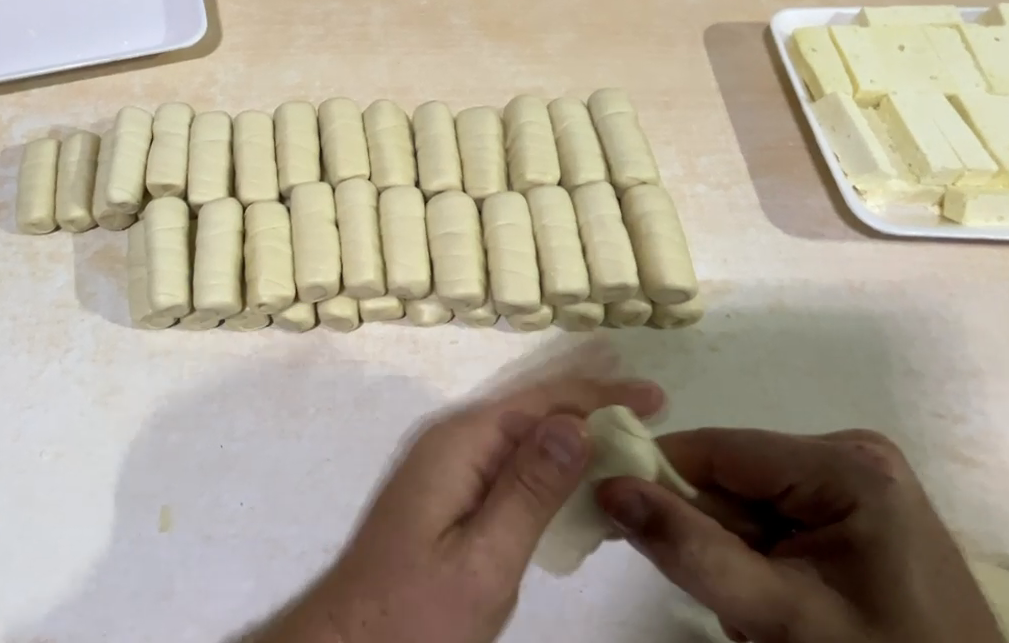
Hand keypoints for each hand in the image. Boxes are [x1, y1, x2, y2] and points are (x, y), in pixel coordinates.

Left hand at [260, 375, 664, 642]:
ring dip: (568, 419)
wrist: (352, 637)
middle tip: (644, 390)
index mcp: (458, 443)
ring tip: (619, 410)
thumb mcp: (484, 557)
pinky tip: (571, 459)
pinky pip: (505, 456)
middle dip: (585, 394)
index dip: (598, 393)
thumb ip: (529, 488)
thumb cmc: (417, 608)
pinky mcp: (445, 490)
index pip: (539, 402)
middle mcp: (449, 439)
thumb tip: (574, 421)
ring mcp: (444, 464)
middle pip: (528, 404)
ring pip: (518, 428)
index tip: (655, 395)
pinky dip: (546, 451)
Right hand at [596, 428, 1003, 642]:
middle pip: (728, 478)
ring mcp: (856, 482)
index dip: (655, 479)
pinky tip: (788, 607)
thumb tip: (606, 487)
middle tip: (731, 606)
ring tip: (766, 618)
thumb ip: (692, 552)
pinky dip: (760, 562)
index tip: (613, 519)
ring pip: (744, 503)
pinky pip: (772, 519)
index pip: (713, 450)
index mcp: (845, 465)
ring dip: (733, 556)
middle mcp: (850, 455)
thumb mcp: (782, 620)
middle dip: (710, 537)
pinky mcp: (855, 510)